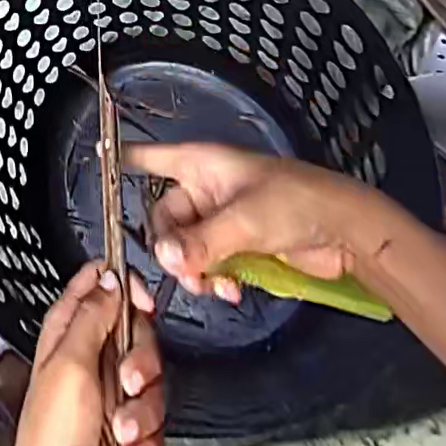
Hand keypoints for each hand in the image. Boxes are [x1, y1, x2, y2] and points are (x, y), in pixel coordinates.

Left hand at [14, 262, 165, 445]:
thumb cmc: (51, 435)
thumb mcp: (69, 363)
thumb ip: (92, 315)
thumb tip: (109, 276)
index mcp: (68, 328)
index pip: (99, 282)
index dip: (124, 283)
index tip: (142, 302)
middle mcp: (90, 353)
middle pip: (136, 328)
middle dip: (142, 357)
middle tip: (128, 379)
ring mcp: (110, 389)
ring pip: (152, 375)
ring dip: (143, 407)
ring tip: (121, 427)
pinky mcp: (129, 423)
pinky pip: (157, 416)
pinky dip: (147, 434)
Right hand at [125, 142, 401, 300]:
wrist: (348, 230)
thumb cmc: (293, 202)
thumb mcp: (244, 220)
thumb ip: (202, 241)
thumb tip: (163, 259)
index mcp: (199, 164)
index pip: (150, 156)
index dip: (123, 156)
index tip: (98, 156)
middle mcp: (203, 188)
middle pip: (165, 217)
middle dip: (172, 246)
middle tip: (185, 270)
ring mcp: (220, 216)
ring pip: (186, 244)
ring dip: (194, 268)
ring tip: (212, 285)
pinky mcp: (237, 242)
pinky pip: (208, 260)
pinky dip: (214, 276)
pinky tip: (230, 290)